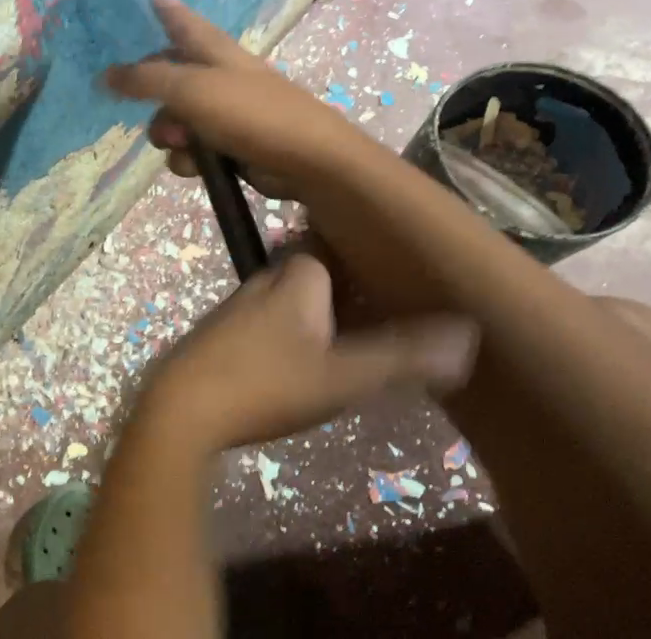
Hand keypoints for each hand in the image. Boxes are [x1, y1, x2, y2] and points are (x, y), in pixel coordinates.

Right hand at [105, 0, 353, 200]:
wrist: (307, 162)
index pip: (178, 18)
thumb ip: (145, 79)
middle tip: (150, 109)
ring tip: (185, 145)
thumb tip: (105, 74)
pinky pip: (189, 148)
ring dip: (169, 135)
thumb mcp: (190, 89)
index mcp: (212, 48)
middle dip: (150, 98)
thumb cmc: (250, 112)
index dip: (156, 8)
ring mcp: (222, 111)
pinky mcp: (227, 145)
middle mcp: (215, 74)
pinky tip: (199, 167)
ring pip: (171, 118)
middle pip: (163, 77)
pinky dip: (188, 158)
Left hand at [136, 250, 479, 451]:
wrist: (180, 409)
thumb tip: (471, 333)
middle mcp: (263, 282)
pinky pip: (268, 322)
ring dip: (319, 310)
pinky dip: (292, 332)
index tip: (392, 260)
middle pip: (311, 270)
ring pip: (289, 297)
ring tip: (357, 334)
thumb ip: (402, 356)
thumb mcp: (343, 376)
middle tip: (386, 305)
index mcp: (294, 278)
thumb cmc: (265, 385)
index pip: (328, 241)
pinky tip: (305, 360)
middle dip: (345, 282)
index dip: (358, 246)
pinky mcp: (221, 337)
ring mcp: (238, 309)